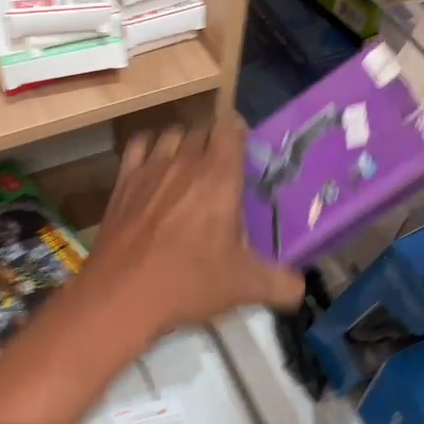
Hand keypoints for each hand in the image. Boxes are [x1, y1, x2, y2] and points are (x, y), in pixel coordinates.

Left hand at [83, 115, 304, 337]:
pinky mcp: (123, 181)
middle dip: (214, 142)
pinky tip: (154, 166)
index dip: (239, 132)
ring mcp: (150, 168)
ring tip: (189, 167)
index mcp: (220, 176)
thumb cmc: (189, 282)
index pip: (231, 127)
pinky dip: (149, 148)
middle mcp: (185, 162)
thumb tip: (300, 287)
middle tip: (221, 169)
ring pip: (171, 134)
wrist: (122, 295)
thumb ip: (282, 283)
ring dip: (183, 143)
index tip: (244, 151)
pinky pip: (138, 145)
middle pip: (202, 129)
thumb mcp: (246, 286)